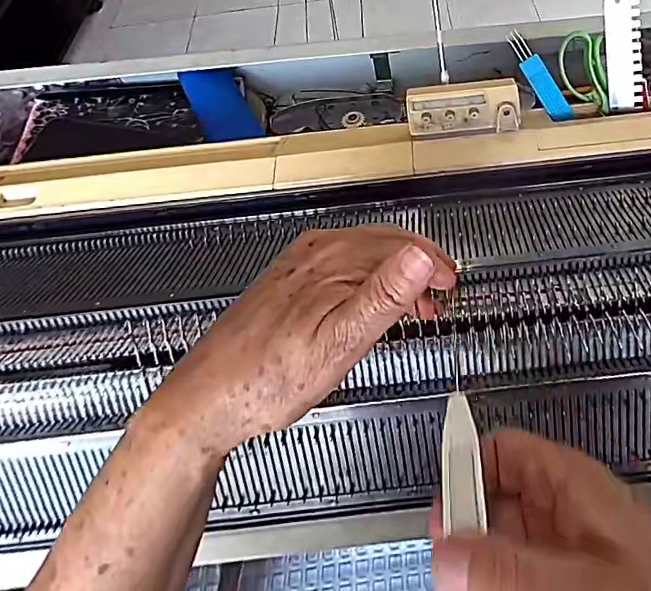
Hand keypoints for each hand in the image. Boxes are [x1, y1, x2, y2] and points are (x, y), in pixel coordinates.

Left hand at [135, 225, 456, 461]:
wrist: (199, 405)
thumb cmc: (263, 382)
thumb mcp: (338, 343)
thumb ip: (385, 296)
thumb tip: (420, 257)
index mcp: (333, 260)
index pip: (402, 247)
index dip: (434, 265)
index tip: (451, 283)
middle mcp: (315, 253)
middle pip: (386, 245)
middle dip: (419, 267)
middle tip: (439, 294)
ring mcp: (299, 266)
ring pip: (364, 254)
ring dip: (396, 273)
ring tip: (411, 303)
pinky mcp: (288, 282)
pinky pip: (341, 265)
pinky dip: (368, 278)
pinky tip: (366, 300)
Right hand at [431, 430, 650, 590]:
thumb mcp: (580, 575)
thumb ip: (512, 564)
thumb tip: (448, 549)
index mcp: (568, 481)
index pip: (503, 450)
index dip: (466, 472)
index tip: (438, 514)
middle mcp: (561, 506)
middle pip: (492, 501)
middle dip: (467, 533)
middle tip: (454, 573)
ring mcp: (563, 542)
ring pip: (501, 542)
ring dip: (482, 566)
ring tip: (474, 583)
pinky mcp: (564, 570)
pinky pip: (519, 569)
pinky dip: (502, 580)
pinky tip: (497, 588)